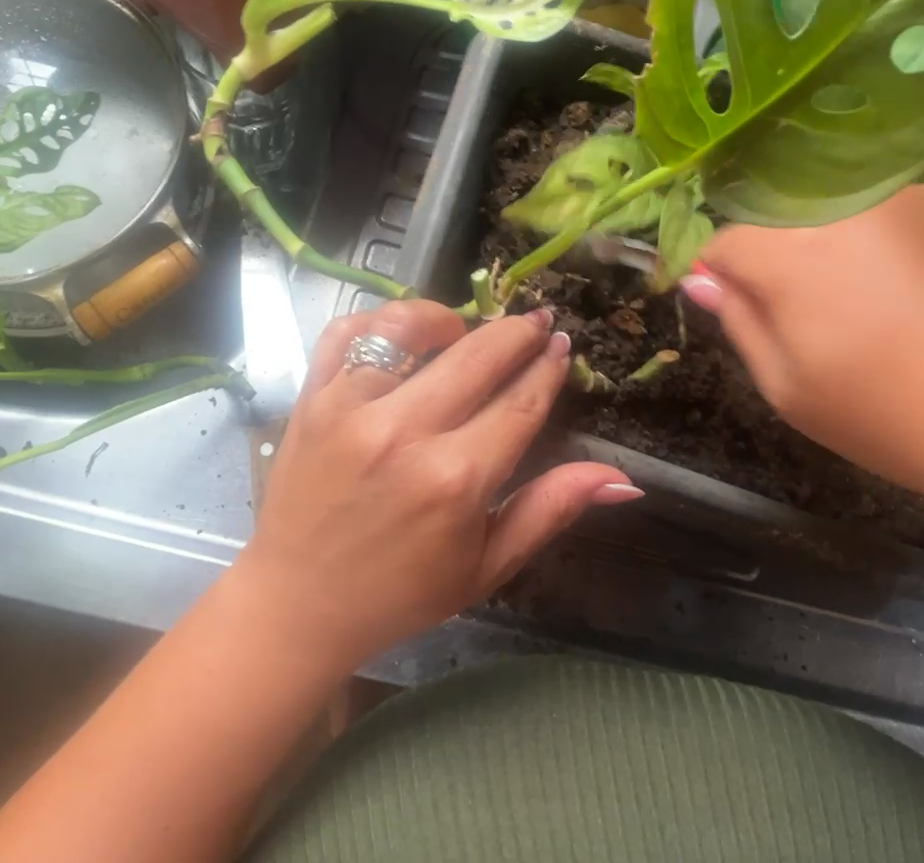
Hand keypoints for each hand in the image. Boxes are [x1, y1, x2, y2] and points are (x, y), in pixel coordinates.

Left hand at [237, 300, 637, 667]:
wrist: (299, 604)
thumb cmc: (401, 593)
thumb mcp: (487, 566)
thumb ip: (551, 510)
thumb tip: (624, 480)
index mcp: (456, 480)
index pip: (520, 402)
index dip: (547, 368)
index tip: (561, 346)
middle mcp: (404, 433)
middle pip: (477, 355)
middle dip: (517, 331)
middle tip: (536, 321)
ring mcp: (350, 410)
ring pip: (408, 328)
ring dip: (448, 318)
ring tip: (465, 328)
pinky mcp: (311, 400)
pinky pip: (344, 333)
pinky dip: (377, 320)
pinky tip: (401, 334)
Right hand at [683, 184, 923, 508]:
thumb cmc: (904, 421)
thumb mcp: (794, 391)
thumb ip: (740, 325)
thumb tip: (704, 281)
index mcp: (794, 247)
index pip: (722, 239)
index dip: (717, 276)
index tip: (732, 313)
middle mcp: (848, 201)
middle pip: (777, 217)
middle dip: (772, 261)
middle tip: (803, 326)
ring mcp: (916, 196)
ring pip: (835, 215)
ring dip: (830, 255)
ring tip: (871, 322)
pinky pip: (893, 219)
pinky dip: (884, 252)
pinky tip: (921, 307)